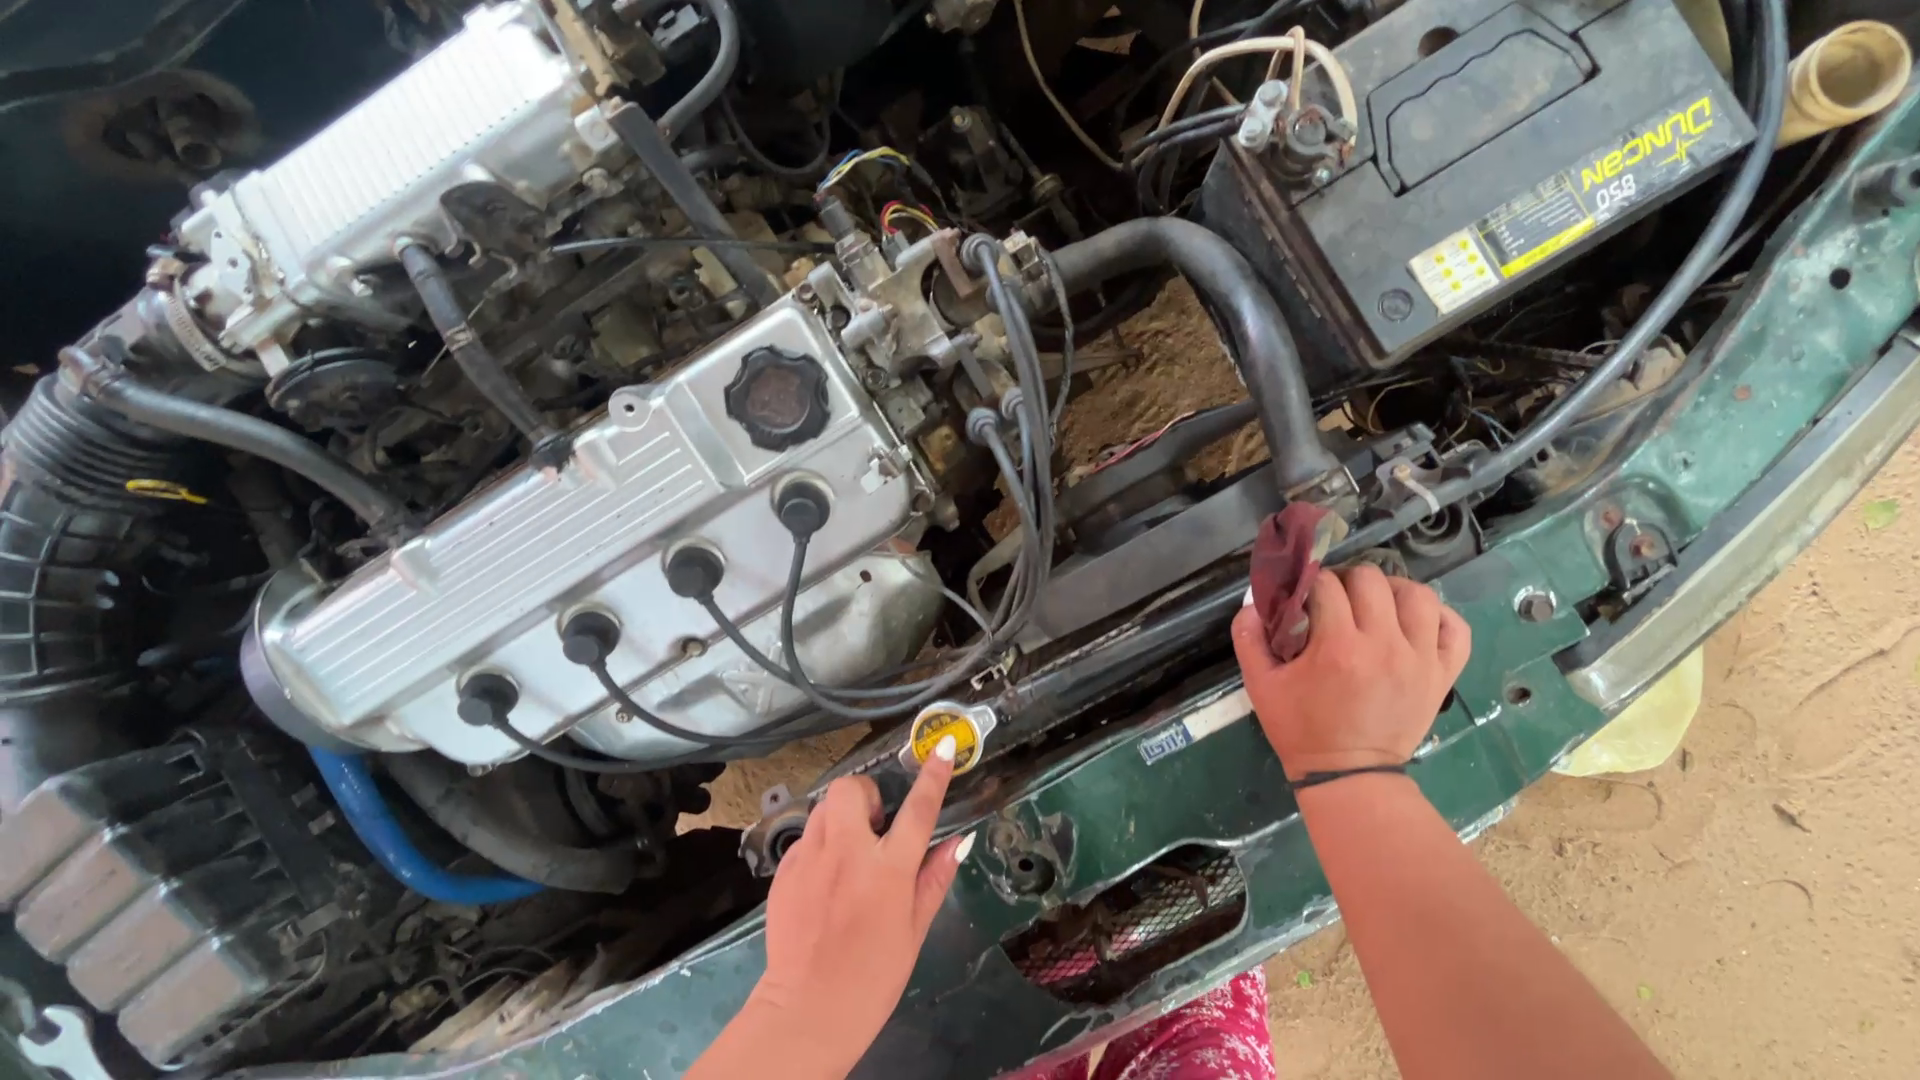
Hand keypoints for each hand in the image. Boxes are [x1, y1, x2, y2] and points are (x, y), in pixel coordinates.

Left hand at [714, 736, 972, 1076]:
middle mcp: (847, 853)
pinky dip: (819, 846)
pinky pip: (804, 839)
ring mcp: (810, 859)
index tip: (944, 745)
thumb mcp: (915, 929)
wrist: (808, 1011)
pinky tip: (825, 879)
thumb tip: (959, 840)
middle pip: (850, 789)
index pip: (918, 809)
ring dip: (840, 819)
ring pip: (823, 809)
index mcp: (888, 869)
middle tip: (874, 825)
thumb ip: (934, 878)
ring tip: (848, 853)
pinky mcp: (784, 871)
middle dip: (864, 796)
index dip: (934, 774)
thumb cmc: (874, 975)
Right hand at [1232, 564, 1469, 780]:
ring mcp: (1420, 658)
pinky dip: (1437, 615)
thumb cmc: (1300, 729)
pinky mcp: (1442, 673)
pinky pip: (1454, 628)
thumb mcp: (1260, 685)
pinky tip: (1413, 620)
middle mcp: (1383, 644)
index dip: (1310, 582)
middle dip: (1346, 580)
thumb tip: (1252, 602)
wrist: (1349, 773)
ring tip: (1375, 603)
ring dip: (1391, 590)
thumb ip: (1249, 637)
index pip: (1326, 584)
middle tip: (1335, 599)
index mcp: (1337, 646)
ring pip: (1417, 595)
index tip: (1303, 596)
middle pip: (1371, 579)